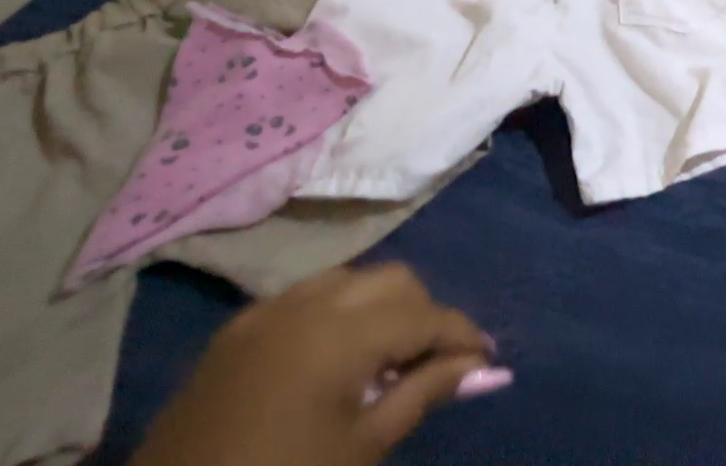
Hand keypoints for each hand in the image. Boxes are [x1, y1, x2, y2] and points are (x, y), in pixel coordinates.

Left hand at [131, 264, 505, 465]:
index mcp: (342, 334)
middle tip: (431, 365)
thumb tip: (489, 368)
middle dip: (424, 314)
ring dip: (381, 307)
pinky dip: (337, 312)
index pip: (428, 317)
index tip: (484, 363)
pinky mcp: (235, 330)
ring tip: (383, 360)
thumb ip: (427, 393)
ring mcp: (266, 312)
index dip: (464, 338)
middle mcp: (308, 304)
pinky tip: (334, 357)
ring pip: (352, 279)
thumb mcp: (363, 447)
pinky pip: (307, 296)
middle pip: (394, 281)